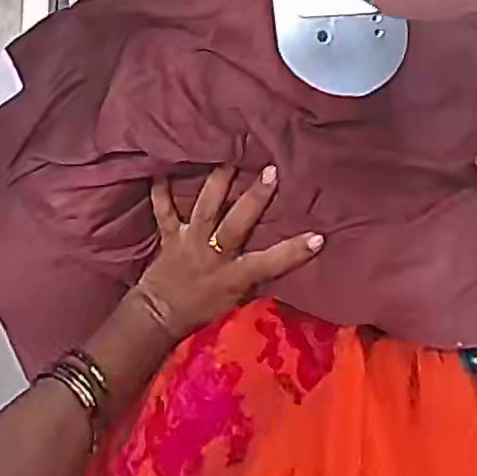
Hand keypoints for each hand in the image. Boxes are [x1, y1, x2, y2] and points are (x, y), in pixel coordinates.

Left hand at [133, 164, 323, 339]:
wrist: (159, 317)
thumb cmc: (201, 310)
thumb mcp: (235, 299)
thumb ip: (253, 275)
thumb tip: (279, 254)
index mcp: (233, 276)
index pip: (268, 263)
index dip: (293, 252)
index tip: (318, 236)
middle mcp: (213, 255)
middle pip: (235, 224)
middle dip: (254, 198)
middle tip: (271, 172)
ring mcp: (190, 242)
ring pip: (205, 208)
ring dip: (217, 183)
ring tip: (230, 158)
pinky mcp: (170, 236)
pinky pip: (164, 211)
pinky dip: (161, 192)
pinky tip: (161, 171)